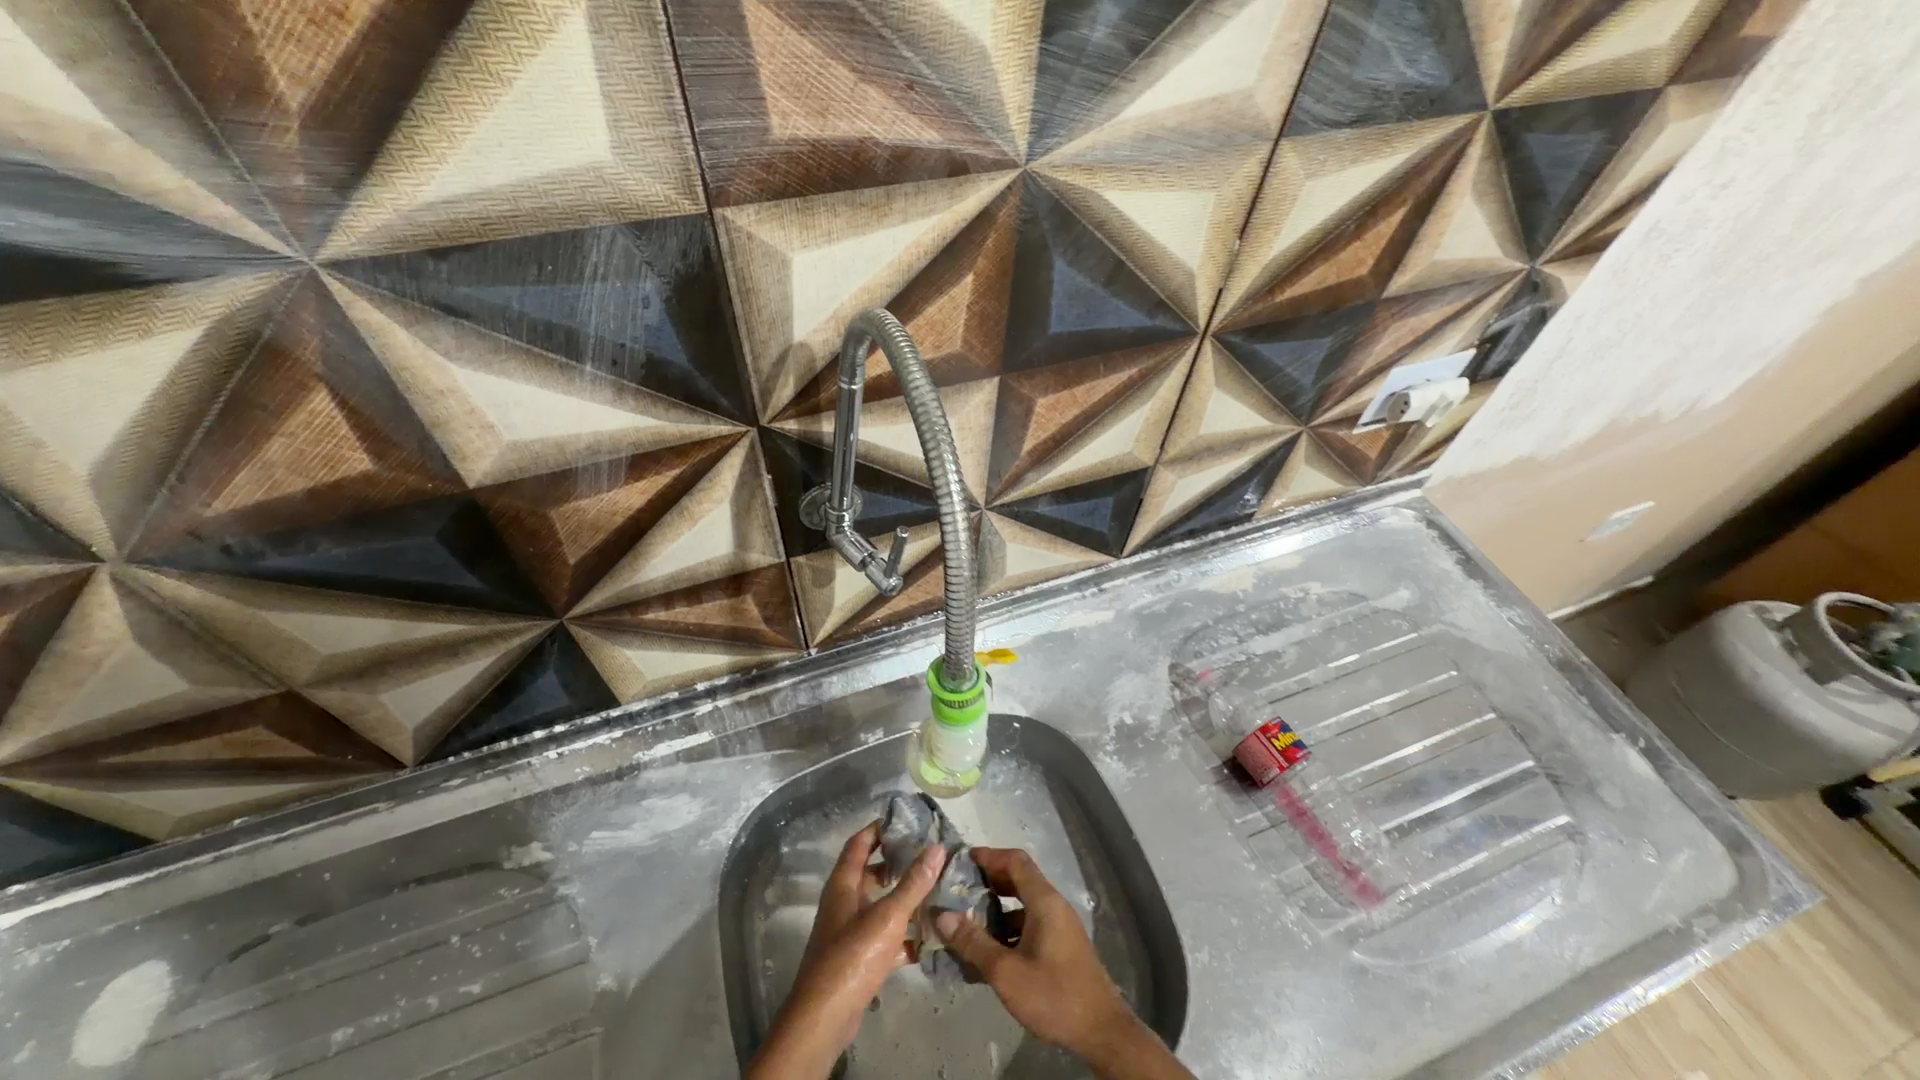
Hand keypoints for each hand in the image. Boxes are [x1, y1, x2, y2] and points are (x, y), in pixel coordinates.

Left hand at [746, 822, 942, 1079]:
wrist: (826, 1015)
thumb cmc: (852, 956)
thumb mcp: (887, 915)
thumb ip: (913, 883)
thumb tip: (937, 847)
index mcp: (844, 884)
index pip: (860, 843)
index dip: (880, 828)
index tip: (909, 819)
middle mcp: (845, 902)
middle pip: (872, 872)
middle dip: (900, 863)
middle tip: (932, 855)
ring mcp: (851, 931)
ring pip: (882, 905)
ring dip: (906, 899)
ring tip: (940, 890)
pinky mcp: (860, 958)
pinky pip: (887, 937)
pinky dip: (906, 934)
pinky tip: (932, 936)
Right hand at [936, 848, 1192, 1079]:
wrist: (1100, 1031)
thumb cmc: (1053, 996)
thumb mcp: (1005, 971)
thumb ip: (973, 942)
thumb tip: (941, 916)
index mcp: (1044, 902)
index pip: (1016, 861)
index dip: (988, 856)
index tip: (960, 861)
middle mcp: (1054, 906)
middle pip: (1019, 879)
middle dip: (987, 881)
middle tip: (957, 891)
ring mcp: (1060, 926)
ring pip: (1023, 905)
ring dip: (996, 909)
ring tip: (965, 922)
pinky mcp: (1060, 946)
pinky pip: (1029, 924)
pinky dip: (1008, 928)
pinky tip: (988, 951)